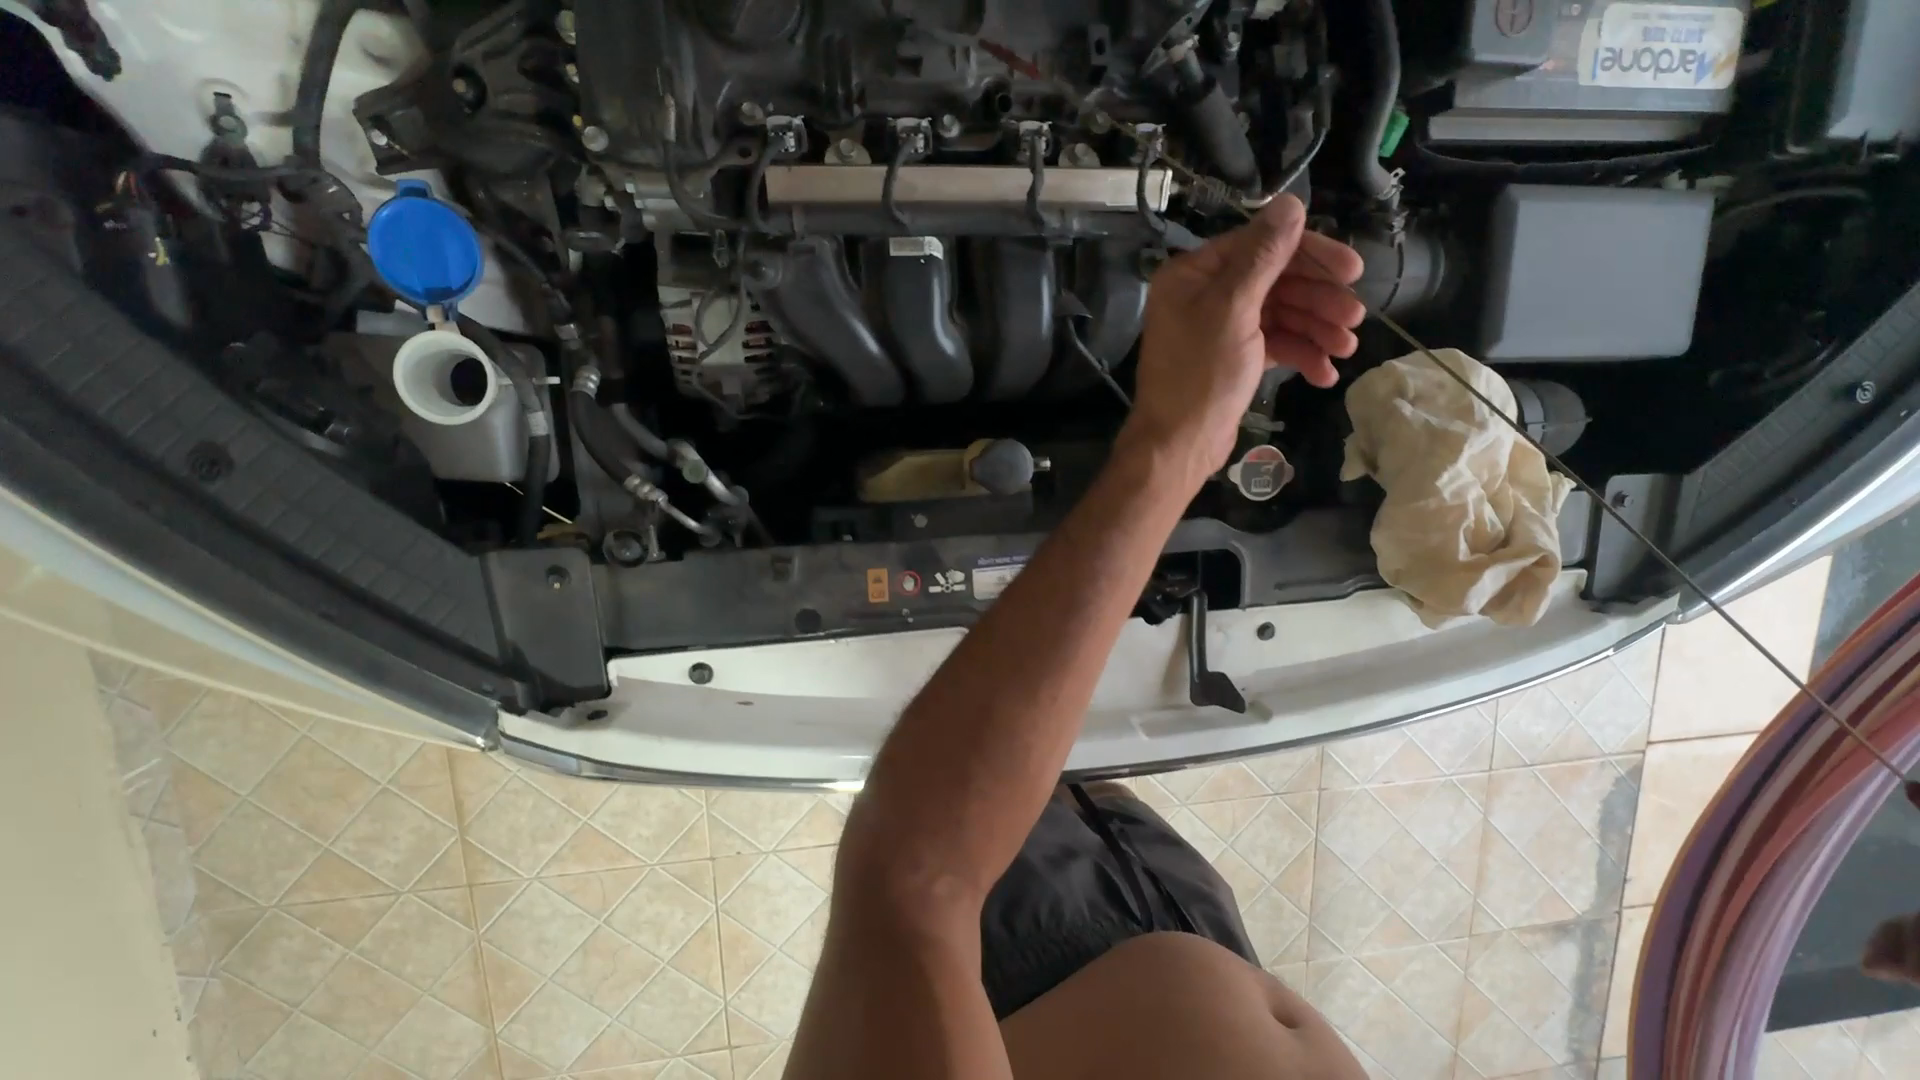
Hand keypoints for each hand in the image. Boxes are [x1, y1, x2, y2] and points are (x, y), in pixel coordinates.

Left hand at [1124, 195, 1365, 478]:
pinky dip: (1301, 354)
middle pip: (1276, 280)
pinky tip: (1325, 374)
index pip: (1261, 245)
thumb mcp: (1233, 310)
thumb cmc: (1199, 375)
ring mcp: (1220, 327)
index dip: (1310, 254)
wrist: (1177, 445)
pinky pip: (1275, 344)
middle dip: (1318, 298)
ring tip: (1347, 348)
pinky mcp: (1233, 357)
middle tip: (1355, 317)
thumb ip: (1262, 257)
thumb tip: (1290, 202)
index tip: (1352, 271)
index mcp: (1194, 274)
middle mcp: (1205, 294)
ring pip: (1281, 313)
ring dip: (1317, 328)